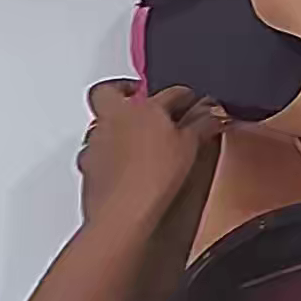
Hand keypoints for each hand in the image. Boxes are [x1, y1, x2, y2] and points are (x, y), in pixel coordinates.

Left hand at [76, 80, 226, 233]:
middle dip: (123, 88)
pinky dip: (107, 150)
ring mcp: (96, 141)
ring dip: (114, 122)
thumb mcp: (190, 146)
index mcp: (144, 108)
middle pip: (108, 90)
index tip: (190, 100)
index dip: (184, 95)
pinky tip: (122, 162)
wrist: (123, 212)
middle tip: (135, 93)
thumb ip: (203, 125)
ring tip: (133, 133)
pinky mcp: (87, 165)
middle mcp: (114, 119)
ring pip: (99, 120)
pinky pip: (94, 149)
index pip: (169, 92)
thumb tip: (213, 115)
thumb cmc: (154, 175)